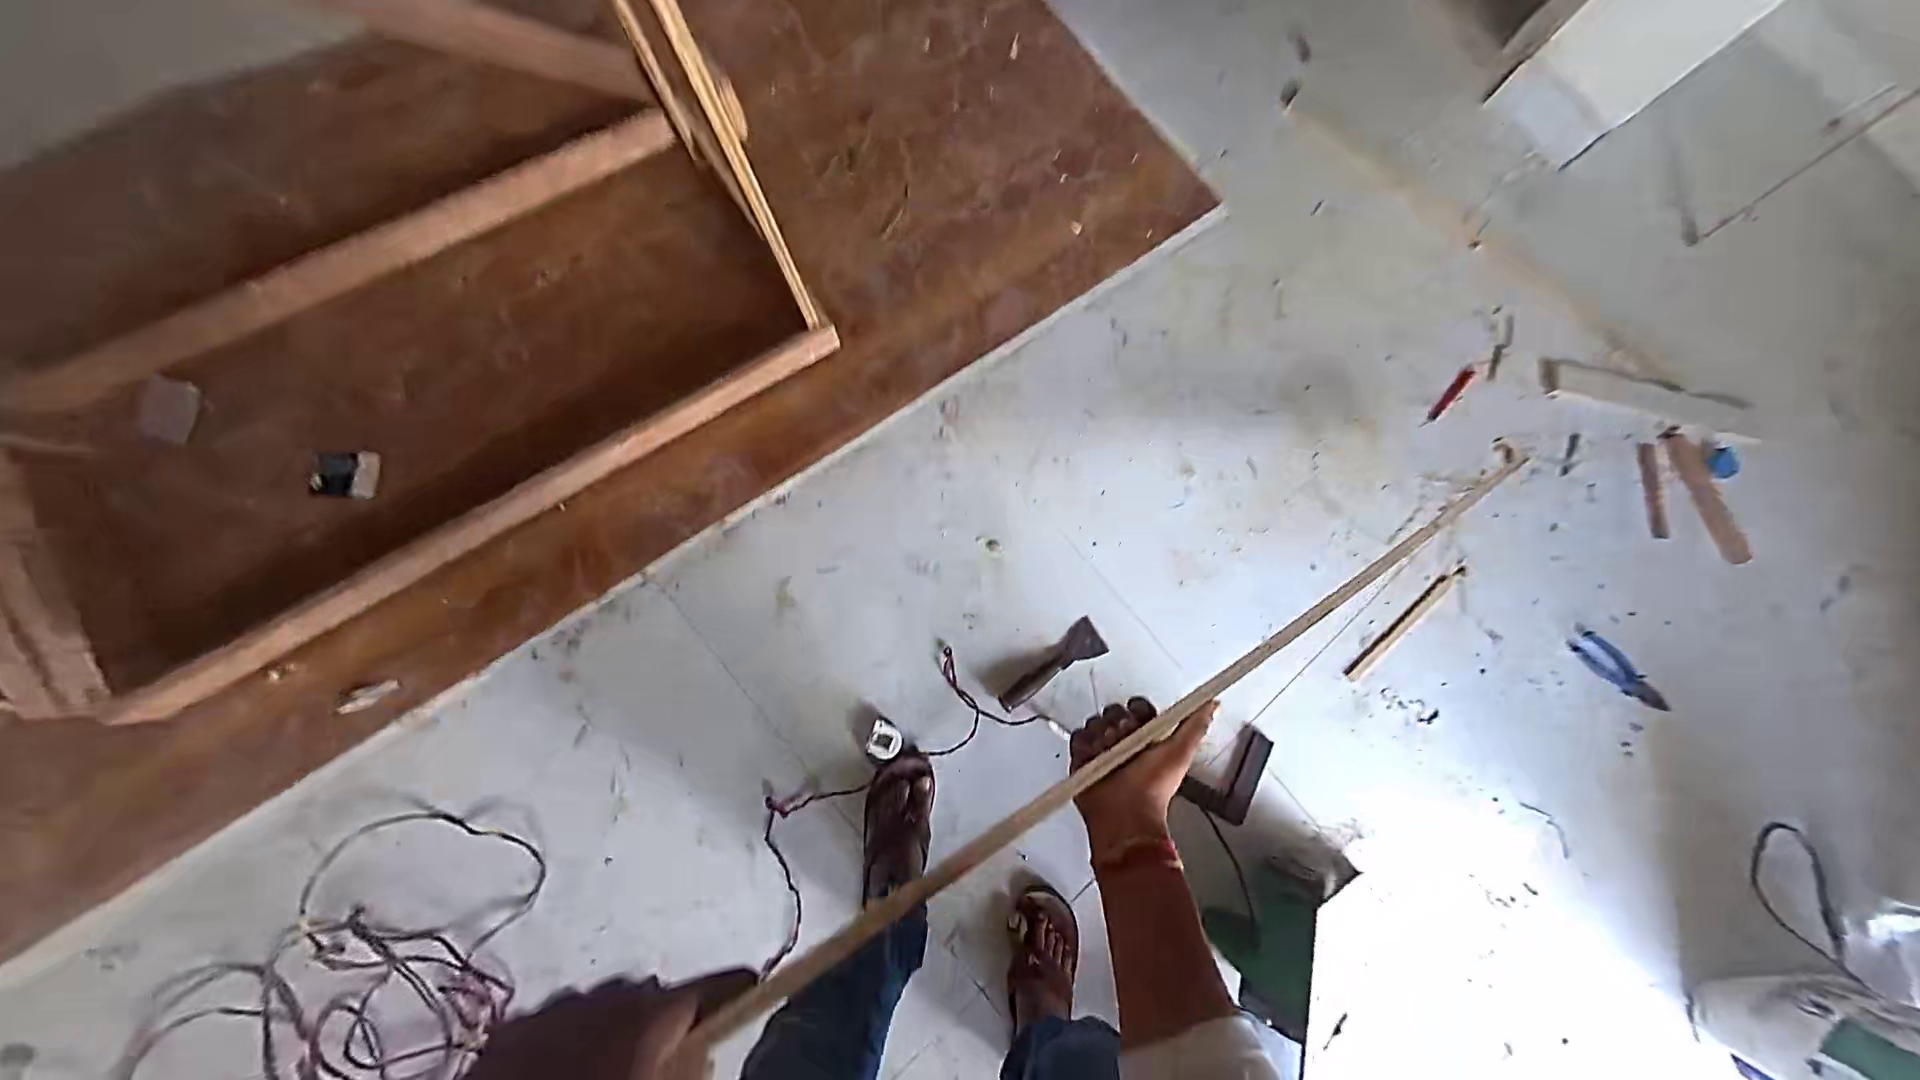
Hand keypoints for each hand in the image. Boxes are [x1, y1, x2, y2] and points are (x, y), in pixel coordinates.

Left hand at [464, 969, 755, 1079]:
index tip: (757, 987)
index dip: (740, 988)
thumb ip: (691, 1072)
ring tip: (607, 1069)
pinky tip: (563, 1069)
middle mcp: (613, 994)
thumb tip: (706, 1060)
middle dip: (666, 1024)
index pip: (716, 986)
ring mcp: (562, 1005)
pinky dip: (573, 1037)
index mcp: (651, 1015)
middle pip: (659, 996)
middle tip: (662, 1063)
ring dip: (618, 1029)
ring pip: (610, 1005)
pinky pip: (563, 1018)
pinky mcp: (516, 1026)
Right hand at [1069, 698, 1215, 858]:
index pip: (1137, 708)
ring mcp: (1102, 750)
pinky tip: (1094, 757)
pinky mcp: (1082, 759)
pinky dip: (1084, 745)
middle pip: (1114, 713)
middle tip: (1122, 737)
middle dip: (1117, 722)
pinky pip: (1078, 737)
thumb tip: (1212, 703)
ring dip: (1100, 734)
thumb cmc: (1155, 787)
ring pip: (1095, 723)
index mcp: (1147, 737)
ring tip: (1108, 752)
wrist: (1126, 813)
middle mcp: (1124, 742)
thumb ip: (1194, 725)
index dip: (1136, 709)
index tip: (1137, 718)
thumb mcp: (1179, 752)